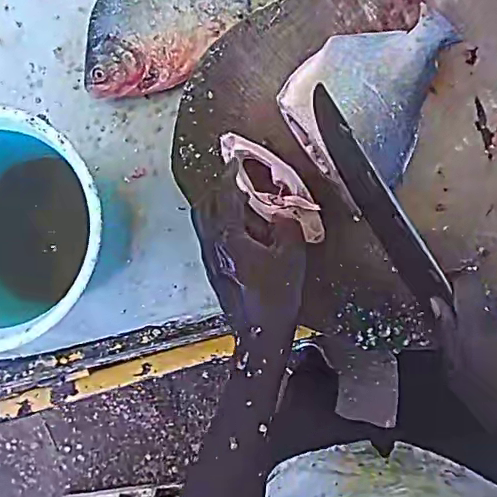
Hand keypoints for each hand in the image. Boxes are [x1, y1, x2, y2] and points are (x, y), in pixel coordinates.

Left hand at [193, 188, 305, 341]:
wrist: (260, 334)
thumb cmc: (275, 297)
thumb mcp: (291, 256)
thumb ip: (287, 226)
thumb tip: (284, 213)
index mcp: (229, 236)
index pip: (225, 196)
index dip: (232, 175)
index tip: (236, 162)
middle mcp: (213, 244)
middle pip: (207, 205)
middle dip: (221, 189)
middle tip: (238, 181)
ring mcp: (210, 258)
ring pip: (205, 221)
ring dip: (219, 207)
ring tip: (241, 203)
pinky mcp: (213, 269)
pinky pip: (211, 236)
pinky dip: (222, 224)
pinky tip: (242, 231)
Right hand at [432, 271, 496, 438]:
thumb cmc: (491, 403)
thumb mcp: (456, 372)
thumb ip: (446, 333)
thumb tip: (437, 303)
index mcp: (476, 323)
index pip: (467, 282)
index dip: (458, 286)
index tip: (451, 301)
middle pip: (485, 302)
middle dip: (476, 317)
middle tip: (470, 345)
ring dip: (496, 332)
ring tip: (492, 363)